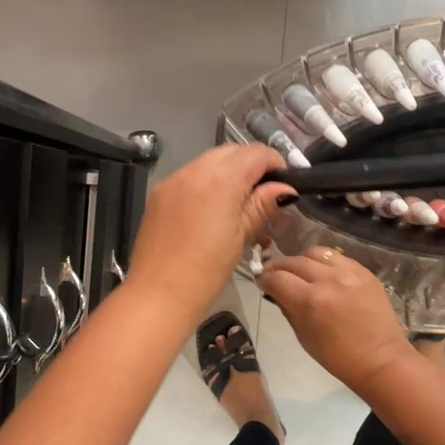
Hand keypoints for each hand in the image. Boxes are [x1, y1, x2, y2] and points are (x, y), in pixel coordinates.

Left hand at [125, 144, 291, 318]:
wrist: (158, 293)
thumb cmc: (207, 270)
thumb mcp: (241, 236)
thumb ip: (262, 205)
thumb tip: (286, 189)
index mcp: (220, 179)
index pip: (255, 153)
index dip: (275, 163)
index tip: (284, 183)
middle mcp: (194, 169)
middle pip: (231, 152)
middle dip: (251, 165)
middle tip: (264, 194)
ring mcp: (173, 179)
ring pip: (209, 161)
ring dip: (228, 172)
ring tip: (239, 202)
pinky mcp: (159, 193)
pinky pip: (190, 176)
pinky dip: (206, 182)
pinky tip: (212, 209)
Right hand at [258, 246, 418, 393]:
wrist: (381, 359)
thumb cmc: (338, 357)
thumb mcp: (303, 336)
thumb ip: (288, 309)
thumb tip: (277, 292)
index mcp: (310, 300)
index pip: (277, 278)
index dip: (265, 280)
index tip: (262, 283)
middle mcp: (328, 280)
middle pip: (294, 262)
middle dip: (279, 267)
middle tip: (275, 275)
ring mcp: (349, 272)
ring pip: (315, 252)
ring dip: (302, 260)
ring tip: (300, 271)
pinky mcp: (365, 271)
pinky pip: (337, 257)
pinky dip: (324, 263)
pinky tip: (323, 273)